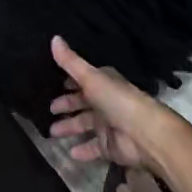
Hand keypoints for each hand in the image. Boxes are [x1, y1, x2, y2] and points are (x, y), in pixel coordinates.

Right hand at [47, 35, 190, 178]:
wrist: (143, 133)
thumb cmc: (117, 100)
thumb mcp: (91, 77)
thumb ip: (71, 62)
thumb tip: (54, 38)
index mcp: (103, 82)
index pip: (83, 80)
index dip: (69, 81)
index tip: (52, 83)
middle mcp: (105, 101)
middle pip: (82, 102)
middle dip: (67, 105)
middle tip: (48, 109)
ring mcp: (107, 124)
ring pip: (84, 125)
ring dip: (70, 127)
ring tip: (51, 132)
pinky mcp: (109, 146)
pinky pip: (93, 147)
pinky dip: (83, 150)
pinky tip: (70, 153)